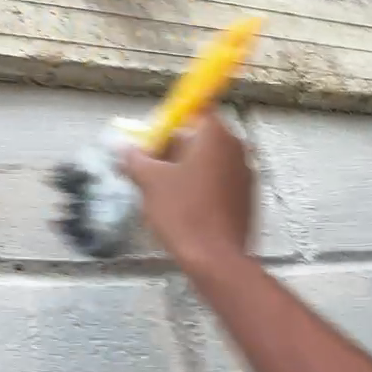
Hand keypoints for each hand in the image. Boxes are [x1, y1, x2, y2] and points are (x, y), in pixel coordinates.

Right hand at [121, 113, 256, 275]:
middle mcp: (237, 148)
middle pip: (202, 136)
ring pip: (210, 161)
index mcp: (216, 135)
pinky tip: (183, 206)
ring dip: (187, 168)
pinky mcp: (247, 198)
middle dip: (175, 147)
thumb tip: (124, 148)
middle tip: (151, 164)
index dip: (171, 121)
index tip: (153, 137)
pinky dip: (202, 186)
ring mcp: (246, 173)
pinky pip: (220, 181)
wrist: (216, 260)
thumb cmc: (183, 213)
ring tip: (163, 189)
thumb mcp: (150, 182)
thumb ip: (136, 159)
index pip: (194, 111)